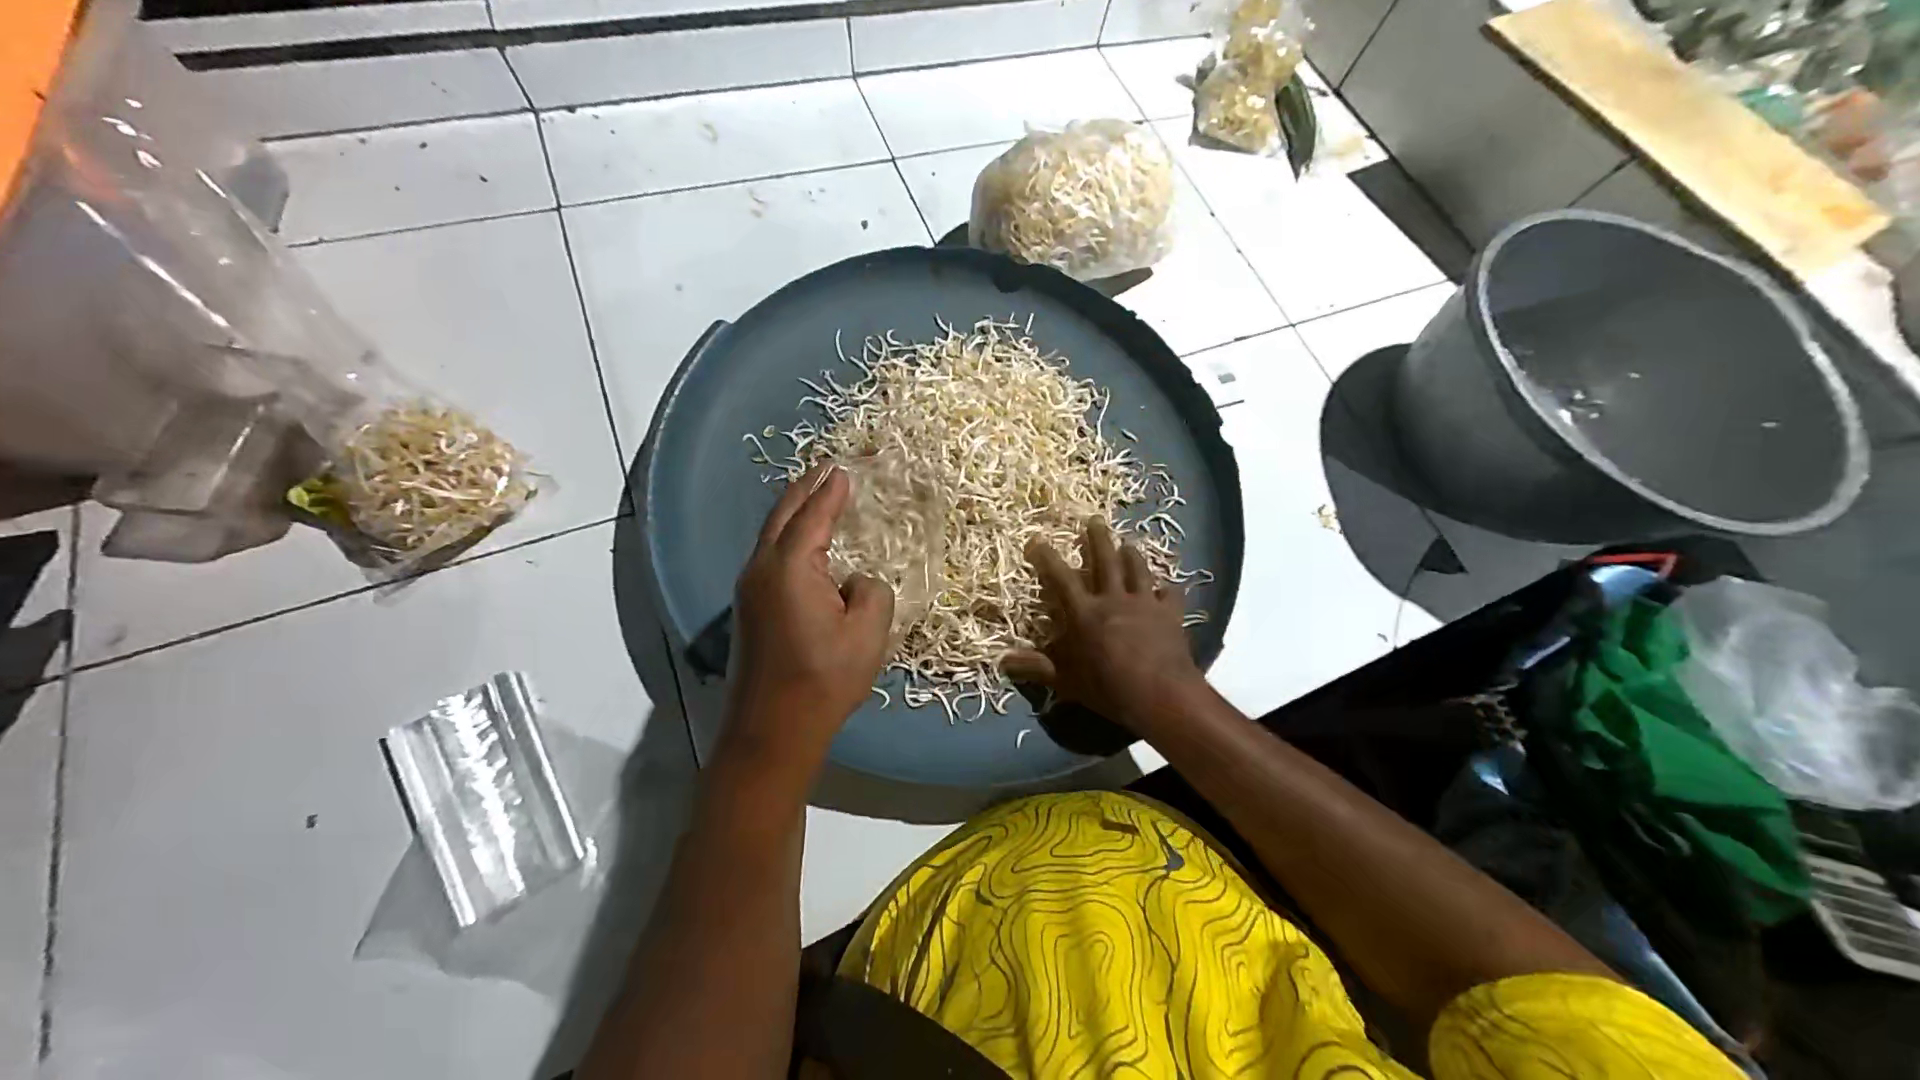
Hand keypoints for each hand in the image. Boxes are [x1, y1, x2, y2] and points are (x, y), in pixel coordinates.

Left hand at [725, 465, 893, 763]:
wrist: (772, 730)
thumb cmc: (824, 679)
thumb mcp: (868, 633)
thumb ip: (871, 591)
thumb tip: (854, 581)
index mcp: (790, 567)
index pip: (813, 516)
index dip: (831, 492)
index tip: (844, 469)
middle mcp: (761, 569)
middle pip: (782, 515)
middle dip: (804, 489)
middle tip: (825, 468)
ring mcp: (749, 590)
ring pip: (771, 535)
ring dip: (793, 510)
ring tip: (815, 495)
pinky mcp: (750, 609)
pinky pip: (769, 555)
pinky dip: (787, 535)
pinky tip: (802, 540)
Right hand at [1001, 518, 1204, 733]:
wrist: (1162, 694)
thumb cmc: (1108, 687)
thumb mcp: (1066, 681)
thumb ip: (1036, 668)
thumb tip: (1001, 662)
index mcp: (1085, 613)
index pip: (1061, 579)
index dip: (1048, 558)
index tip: (1037, 539)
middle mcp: (1114, 600)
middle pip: (1105, 562)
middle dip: (1098, 540)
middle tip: (1095, 519)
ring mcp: (1145, 604)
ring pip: (1138, 571)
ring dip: (1132, 555)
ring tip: (1128, 543)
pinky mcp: (1171, 615)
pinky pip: (1170, 595)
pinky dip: (1168, 589)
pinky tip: (1169, 586)